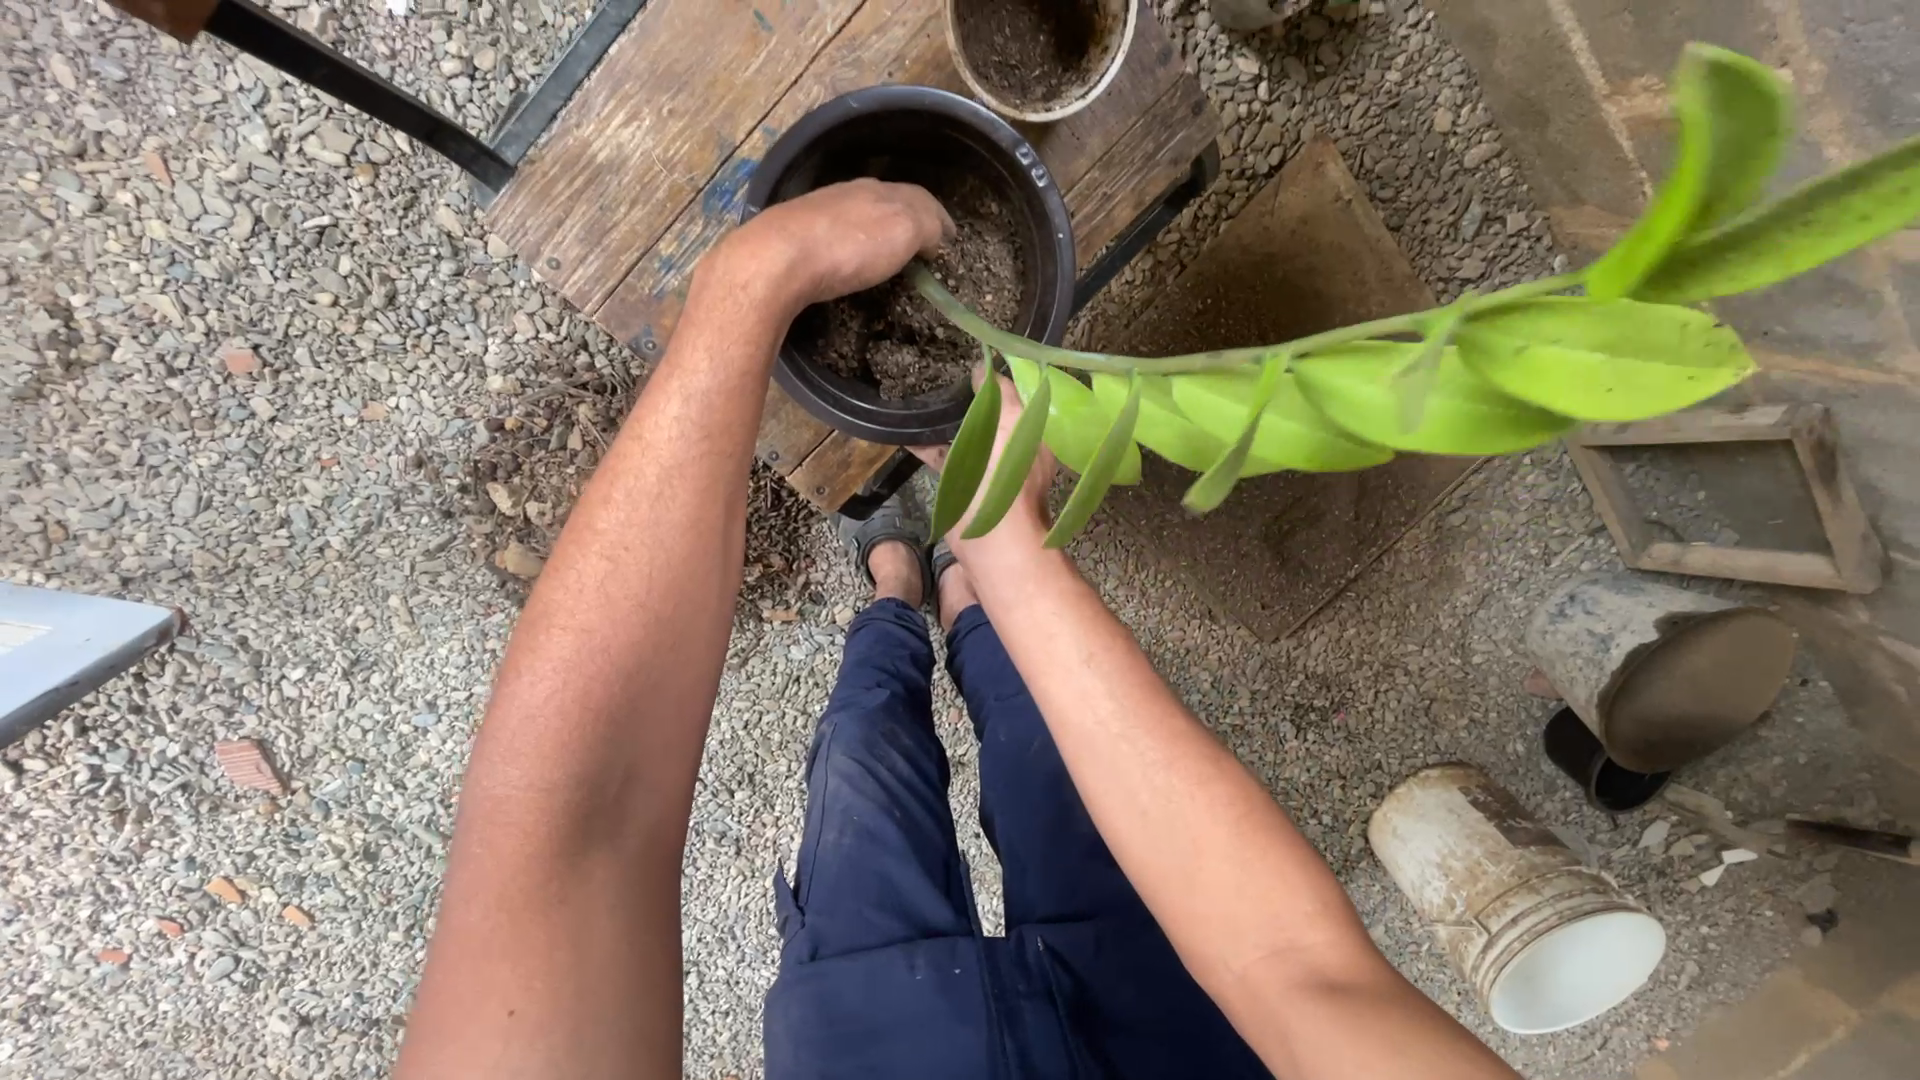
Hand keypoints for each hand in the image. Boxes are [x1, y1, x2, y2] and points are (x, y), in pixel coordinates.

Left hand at [711, 178, 954, 315]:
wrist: (777, 259)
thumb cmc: (849, 246)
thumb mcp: (903, 230)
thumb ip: (926, 224)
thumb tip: (937, 233)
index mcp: (880, 191)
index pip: (920, 198)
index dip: (938, 220)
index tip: (949, 242)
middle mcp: (851, 193)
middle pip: (889, 203)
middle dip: (908, 222)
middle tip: (921, 249)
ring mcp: (821, 211)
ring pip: (860, 217)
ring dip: (878, 234)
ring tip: (887, 258)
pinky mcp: (797, 235)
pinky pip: (836, 237)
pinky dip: (852, 247)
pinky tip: (848, 263)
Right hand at [912, 369, 1055, 554]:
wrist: (993, 539)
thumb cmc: (1009, 478)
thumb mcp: (1012, 423)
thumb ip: (1002, 394)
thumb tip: (984, 369)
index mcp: (1034, 433)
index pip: (1021, 396)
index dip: (1004, 378)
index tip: (980, 360)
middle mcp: (1014, 447)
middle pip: (992, 414)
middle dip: (972, 397)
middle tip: (948, 375)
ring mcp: (988, 466)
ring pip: (967, 434)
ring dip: (947, 419)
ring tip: (925, 396)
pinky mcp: (964, 482)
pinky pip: (944, 456)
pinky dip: (927, 444)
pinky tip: (906, 431)